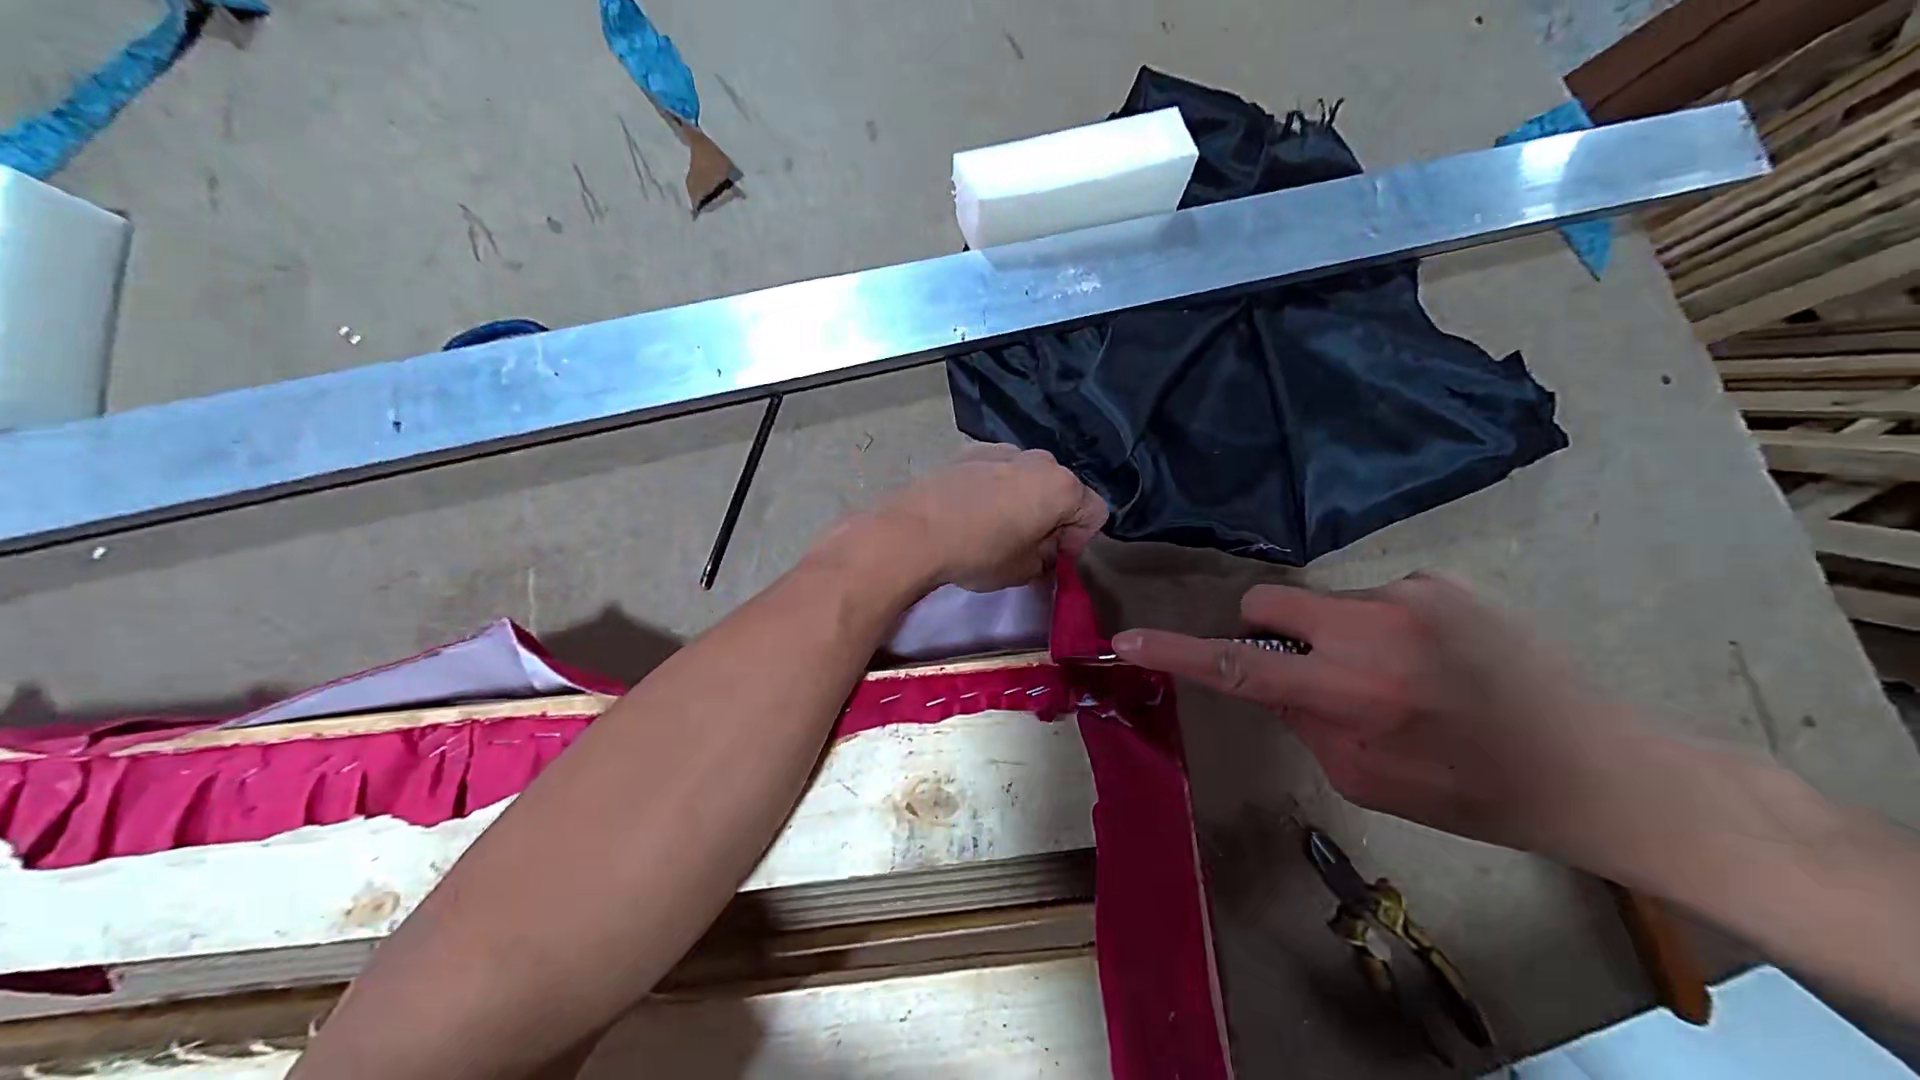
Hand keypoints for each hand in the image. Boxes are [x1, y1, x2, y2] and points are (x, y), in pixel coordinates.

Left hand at [859, 444, 1107, 591]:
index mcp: (1062, 487)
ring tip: (996, 528)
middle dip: (1052, 518)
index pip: (1094, 513)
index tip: (1054, 560)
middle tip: (1027, 547)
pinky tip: (972, 512)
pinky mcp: (969, 451)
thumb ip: (1048, 559)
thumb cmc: (979, 552)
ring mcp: (1002, 450)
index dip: (1079, 541)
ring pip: (1028, 477)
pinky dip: (995, 488)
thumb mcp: (1024, 570)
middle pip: (1061, 490)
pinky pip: (997, 471)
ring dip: (1023, 501)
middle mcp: (1038, 459)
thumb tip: (1045, 552)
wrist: (915, 531)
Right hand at [1113, 573, 1639, 857]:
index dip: (1176, 651)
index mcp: (1349, 693)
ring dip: (1335, 636)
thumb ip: (1303, 720)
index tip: (1128, 639)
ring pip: (1324, 603)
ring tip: (1399, 677)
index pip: (1237, 666)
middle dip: (1269, 633)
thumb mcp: (1365, 777)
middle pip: (1267, 603)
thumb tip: (1272, 678)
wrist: (1592, 764)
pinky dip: (1381, 628)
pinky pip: (1375, 598)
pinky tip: (1433, 661)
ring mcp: (1409, 595)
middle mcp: (1371, 629)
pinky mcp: (1439, 582)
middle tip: (1308, 670)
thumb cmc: (1469, 791)